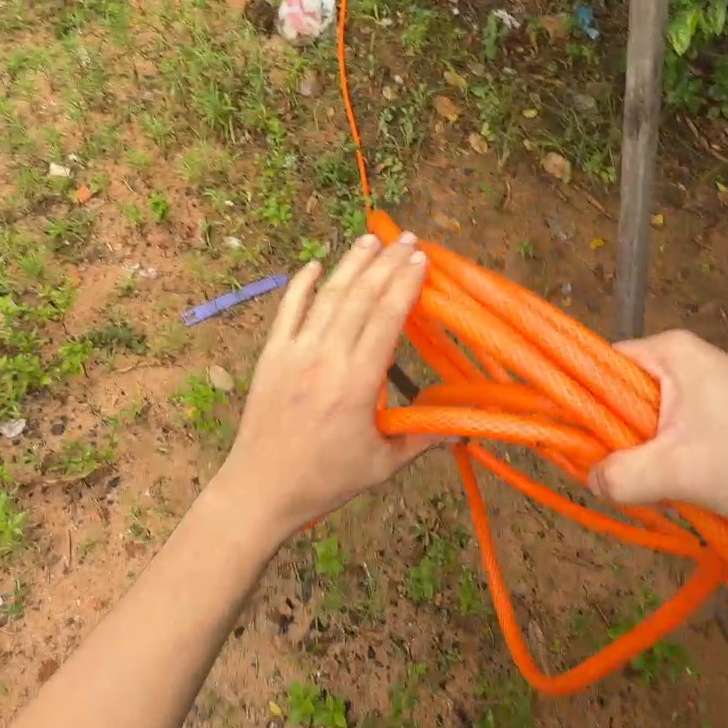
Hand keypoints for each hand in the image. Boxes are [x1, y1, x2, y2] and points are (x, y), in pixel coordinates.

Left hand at [210, 232, 442, 534]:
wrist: (261, 488)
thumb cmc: (325, 480)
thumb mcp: (382, 464)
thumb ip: (423, 439)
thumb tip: (466, 429)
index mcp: (357, 382)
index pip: (386, 318)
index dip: (405, 284)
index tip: (422, 260)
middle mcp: (325, 358)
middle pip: (360, 297)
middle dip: (386, 264)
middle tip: (408, 240)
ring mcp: (294, 352)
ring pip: (327, 296)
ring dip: (350, 264)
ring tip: (371, 239)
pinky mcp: (271, 355)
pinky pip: (287, 310)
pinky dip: (301, 284)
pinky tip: (315, 264)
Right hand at [586, 330, 727, 525]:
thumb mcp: (682, 472)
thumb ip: (622, 474)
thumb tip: (589, 477)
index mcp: (669, 351)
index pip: (598, 367)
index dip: (582, 405)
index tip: (580, 447)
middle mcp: (682, 357)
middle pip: (619, 394)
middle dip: (618, 437)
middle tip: (625, 474)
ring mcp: (703, 383)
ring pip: (645, 417)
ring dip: (644, 453)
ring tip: (661, 484)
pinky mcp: (719, 409)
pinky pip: (670, 428)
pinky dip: (667, 457)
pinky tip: (683, 483)